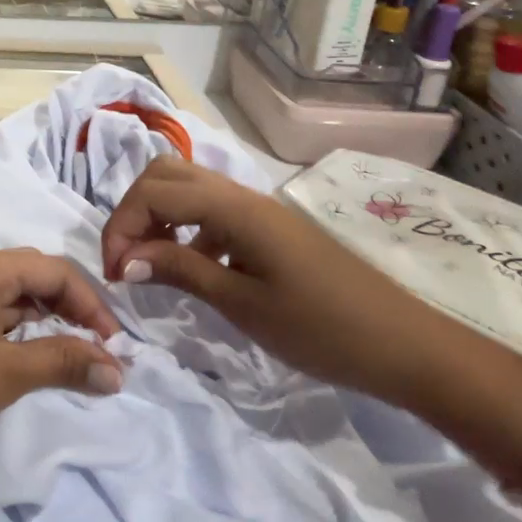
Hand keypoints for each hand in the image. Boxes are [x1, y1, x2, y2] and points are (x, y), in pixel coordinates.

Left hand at [0, 248, 123, 477]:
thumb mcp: (7, 374)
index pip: (54, 269)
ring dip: (49, 321)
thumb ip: (64, 361)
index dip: (92, 303)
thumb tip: (117, 367)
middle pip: (35, 275)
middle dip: (73, 308)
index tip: (117, 346)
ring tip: (76, 357)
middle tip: (101, 350)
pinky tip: (35, 358)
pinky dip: (22, 331)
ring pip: (15, 295)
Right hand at [99, 157, 477, 406]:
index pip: (153, 193)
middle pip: (166, 173)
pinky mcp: (270, 228)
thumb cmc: (323, 329)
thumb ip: (180, 271)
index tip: (113, 274)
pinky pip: (212, 210)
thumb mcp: (243, 304)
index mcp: (234, 207)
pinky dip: (185, 228)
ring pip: (188, 187)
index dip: (122, 227)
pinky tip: (192, 267)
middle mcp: (242, 195)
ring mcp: (258, 209)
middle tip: (127, 259)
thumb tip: (125, 259)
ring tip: (151, 264)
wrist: (408, 348)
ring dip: (158, 216)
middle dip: (134, 209)